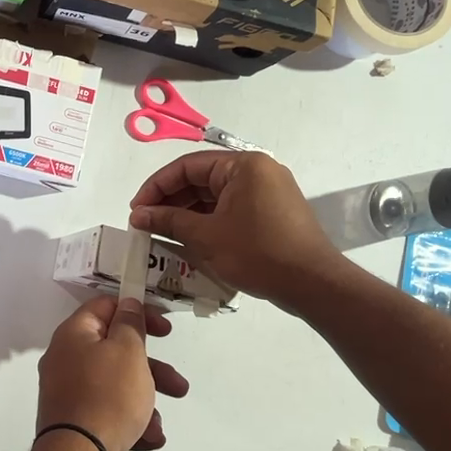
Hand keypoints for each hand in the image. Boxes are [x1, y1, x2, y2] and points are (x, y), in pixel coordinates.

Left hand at [37, 296, 186, 450]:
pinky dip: (129, 421)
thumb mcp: (127, 351)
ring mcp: (67, 391)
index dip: (136, 311)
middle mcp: (65, 359)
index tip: (164, 328)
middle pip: (114, 352)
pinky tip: (149, 437)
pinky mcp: (73, 419)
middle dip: (151, 368)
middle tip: (177, 383)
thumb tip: (127, 303)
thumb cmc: (107, 395)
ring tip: (160, 422)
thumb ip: (130, 324)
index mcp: (73, 335)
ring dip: (144, 399)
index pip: (104, 307)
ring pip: (114, 385)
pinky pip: (106, 411)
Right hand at [129, 150, 347, 307]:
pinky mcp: (272, 213)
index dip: (156, 187)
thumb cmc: (258, 253)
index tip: (136, 210)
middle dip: (170, 201)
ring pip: (215, 196)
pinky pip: (230, 209)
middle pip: (201, 179)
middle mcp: (257, 171)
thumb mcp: (205, 236)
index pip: (187, 166)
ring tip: (162, 234)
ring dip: (186, 213)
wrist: (313, 285)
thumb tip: (138, 215)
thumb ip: (168, 221)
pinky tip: (188, 239)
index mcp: (243, 166)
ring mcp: (268, 192)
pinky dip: (207, 221)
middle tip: (145, 223)